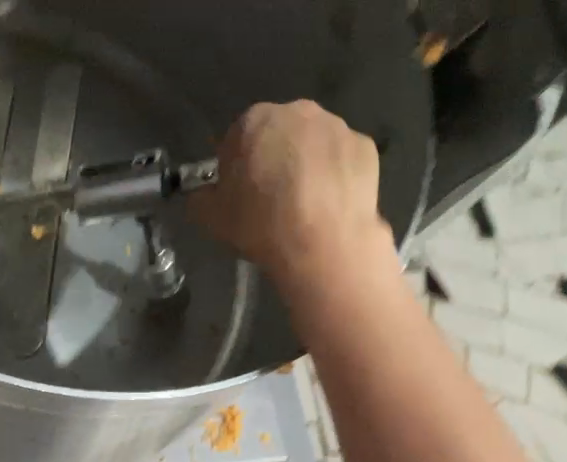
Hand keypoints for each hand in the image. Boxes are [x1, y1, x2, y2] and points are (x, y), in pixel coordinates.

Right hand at [191, 101, 393, 278]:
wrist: (322, 244)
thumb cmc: (259, 224)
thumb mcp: (210, 217)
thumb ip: (201, 197)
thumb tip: (204, 193)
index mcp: (255, 121)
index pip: (237, 137)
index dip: (235, 165)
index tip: (238, 192)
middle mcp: (298, 111)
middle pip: (278, 133)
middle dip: (273, 158)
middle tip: (270, 198)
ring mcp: (336, 126)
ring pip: (312, 143)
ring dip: (305, 164)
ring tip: (302, 205)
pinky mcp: (365, 147)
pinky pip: (341, 159)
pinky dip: (334, 176)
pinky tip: (327, 206)